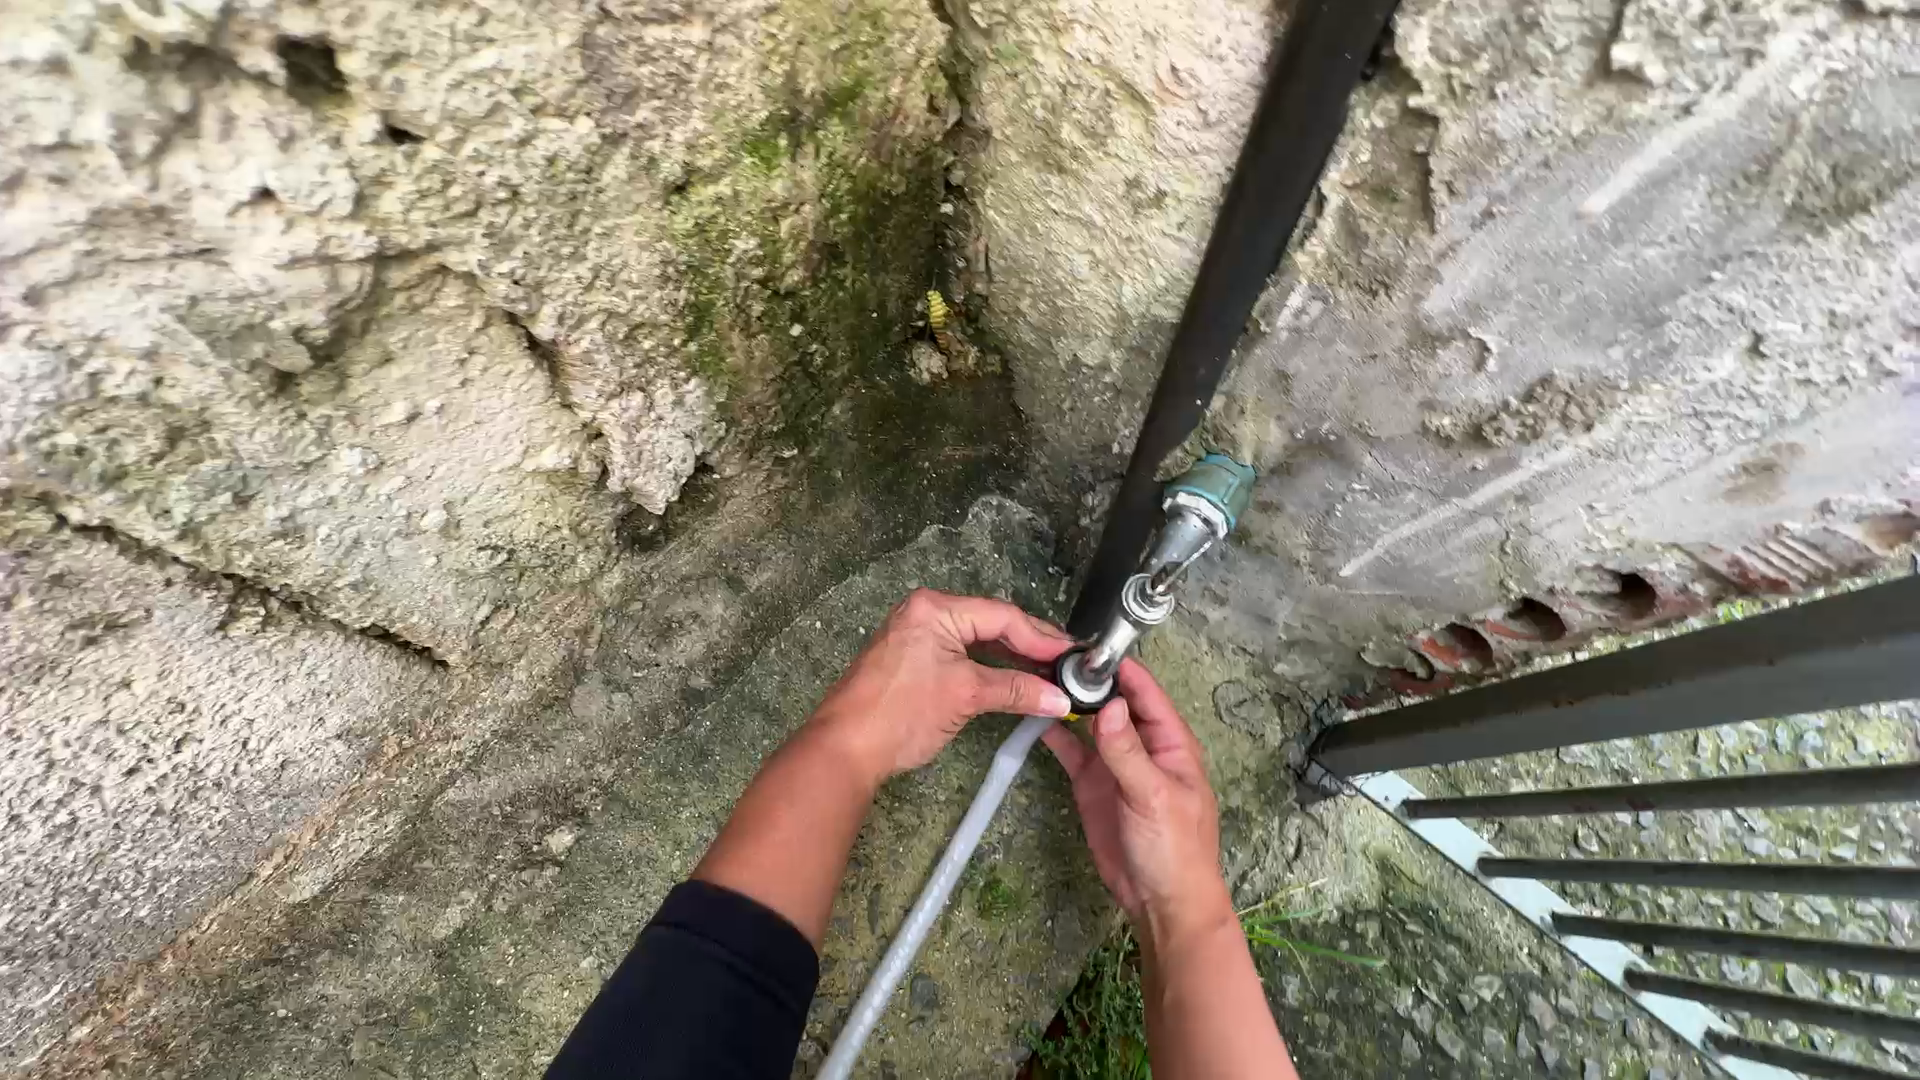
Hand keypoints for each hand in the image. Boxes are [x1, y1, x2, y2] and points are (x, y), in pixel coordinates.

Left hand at [809, 589, 1073, 780]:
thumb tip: (1060, 699)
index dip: (1040, 637)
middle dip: (1029, 644)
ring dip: (1012, 657)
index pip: (1001, 616)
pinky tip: (1015, 679)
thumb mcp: (965, 695)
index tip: (1072, 655)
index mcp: (935, 608)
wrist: (846, 748)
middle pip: (990, 623)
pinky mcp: (915, 659)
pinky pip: (962, 655)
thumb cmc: (902, 713)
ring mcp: (918, 635)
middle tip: (1067, 662)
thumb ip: (1016, 690)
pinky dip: (990, 667)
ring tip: (1049, 671)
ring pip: (977, 640)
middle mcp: (925, 612)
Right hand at [1041, 659, 1232, 939]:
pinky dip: (1054, 733)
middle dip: (1089, 680)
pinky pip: (1071, 749)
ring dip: (1070, 702)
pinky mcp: (1091, 781)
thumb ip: (1127, 751)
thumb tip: (1110, 704)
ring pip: (1090, 721)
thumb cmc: (1174, 847)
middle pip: (1114, 701)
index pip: (1145, 692)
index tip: (1088, 647)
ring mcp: (1114, 762)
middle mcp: (1140, 743)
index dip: (1121, 668)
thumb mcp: (1153, 796)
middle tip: (1051, 657)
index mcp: (1169, 740)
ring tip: (1038, 678)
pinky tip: (1034, 716)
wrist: (1159, 902)